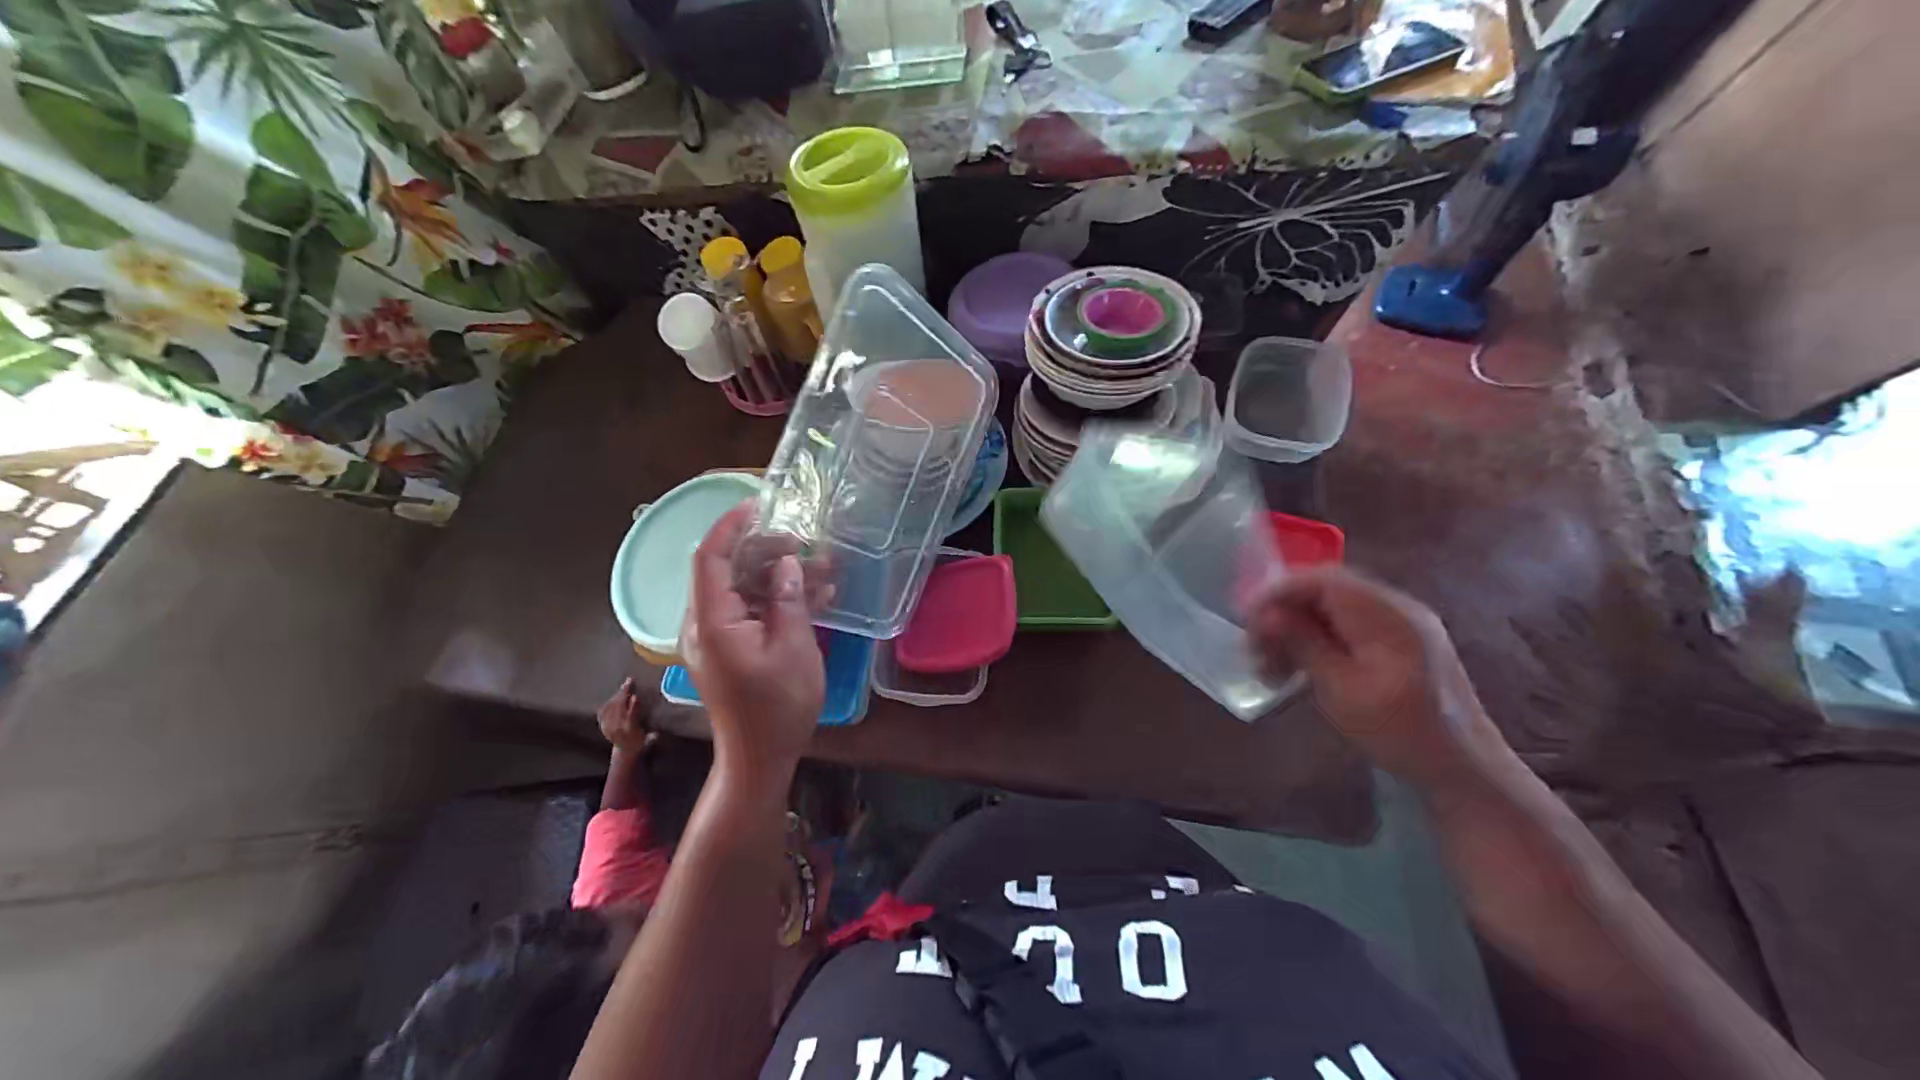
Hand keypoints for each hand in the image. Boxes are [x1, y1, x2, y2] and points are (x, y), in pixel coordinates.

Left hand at [598, 678, 651, 753]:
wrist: (624, 751)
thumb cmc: (640, 743)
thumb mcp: (647, 741)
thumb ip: (652, 737)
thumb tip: (657, 733)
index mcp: (630, 732)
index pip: (631, 717)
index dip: (633, 707)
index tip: (635, 697)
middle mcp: (617, 728)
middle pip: (619, 708)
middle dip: (624, 693)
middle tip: (630, 681)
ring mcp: (608, 726)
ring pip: (611, 707)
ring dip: (618, 695)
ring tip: (625, 685)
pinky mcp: (603, 724)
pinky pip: (603, 711)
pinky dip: (609, 702)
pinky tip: (615, 695)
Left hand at [681, 502, 824, 779]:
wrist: (759, 758)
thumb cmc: (777, 706)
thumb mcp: (793, 647)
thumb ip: (788, 598)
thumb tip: (789, 563)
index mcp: (712, 621)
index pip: (710, 558)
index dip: (730, 526)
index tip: (759, 504)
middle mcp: (704, 624)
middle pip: (728, 570)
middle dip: (766, 550)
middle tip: (806, 545)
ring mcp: (715, 637)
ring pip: (742, 590)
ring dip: (778, 576)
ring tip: (823, 570)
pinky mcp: (728, 649)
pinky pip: (748, 611)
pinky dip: (775, 600)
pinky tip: (814, 596)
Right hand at [1249, 568, 1509, 791]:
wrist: (1465, 771)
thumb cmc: (1400, 733)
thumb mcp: (1341, 690)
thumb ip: (1303, 643)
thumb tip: (1265, 613)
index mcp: (1387, 615)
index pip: (1320, 579)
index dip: (1276, 592)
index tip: (1246, 620)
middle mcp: (1396, 608)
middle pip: (1323, 590)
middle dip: (1282, 613)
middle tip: (1253, 647)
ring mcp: (1400, 624)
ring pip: (1331, 608)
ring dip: (1295, 629)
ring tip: (1270, 664)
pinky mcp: (1398, 643)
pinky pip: (1346, 625)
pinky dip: (1316, 640)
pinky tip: (1299, 667)